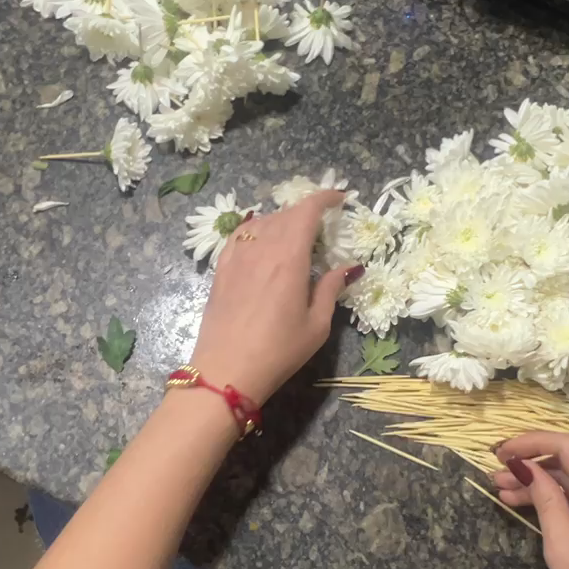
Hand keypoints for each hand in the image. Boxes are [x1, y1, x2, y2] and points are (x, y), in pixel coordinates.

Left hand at [190, 190, 357, 404]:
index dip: (325, 198)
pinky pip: (239, 236)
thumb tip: (347, 268)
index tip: (340, 198)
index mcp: (289, 257)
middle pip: (285, 214)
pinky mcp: (221, 269)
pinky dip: (256, 230)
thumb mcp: (316, 325)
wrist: (226, 370)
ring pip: (262, 222)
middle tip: (322, 225)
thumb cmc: (278, 351)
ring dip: (281, 221)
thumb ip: (330, 289)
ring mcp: (237, 257)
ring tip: (294, 235)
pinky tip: (262, 242)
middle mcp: (261, 248)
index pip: (307, 211)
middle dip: (306, 212)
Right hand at [492, 432, 568, 568]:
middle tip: (495, 475)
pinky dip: (560, 497)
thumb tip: (523, 467)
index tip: (500, 452)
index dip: (531, 443)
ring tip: (504, 491)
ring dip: (542, 481)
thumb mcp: (562, 549)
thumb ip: (545, 500)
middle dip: (532, 464)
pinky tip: (529, 503)